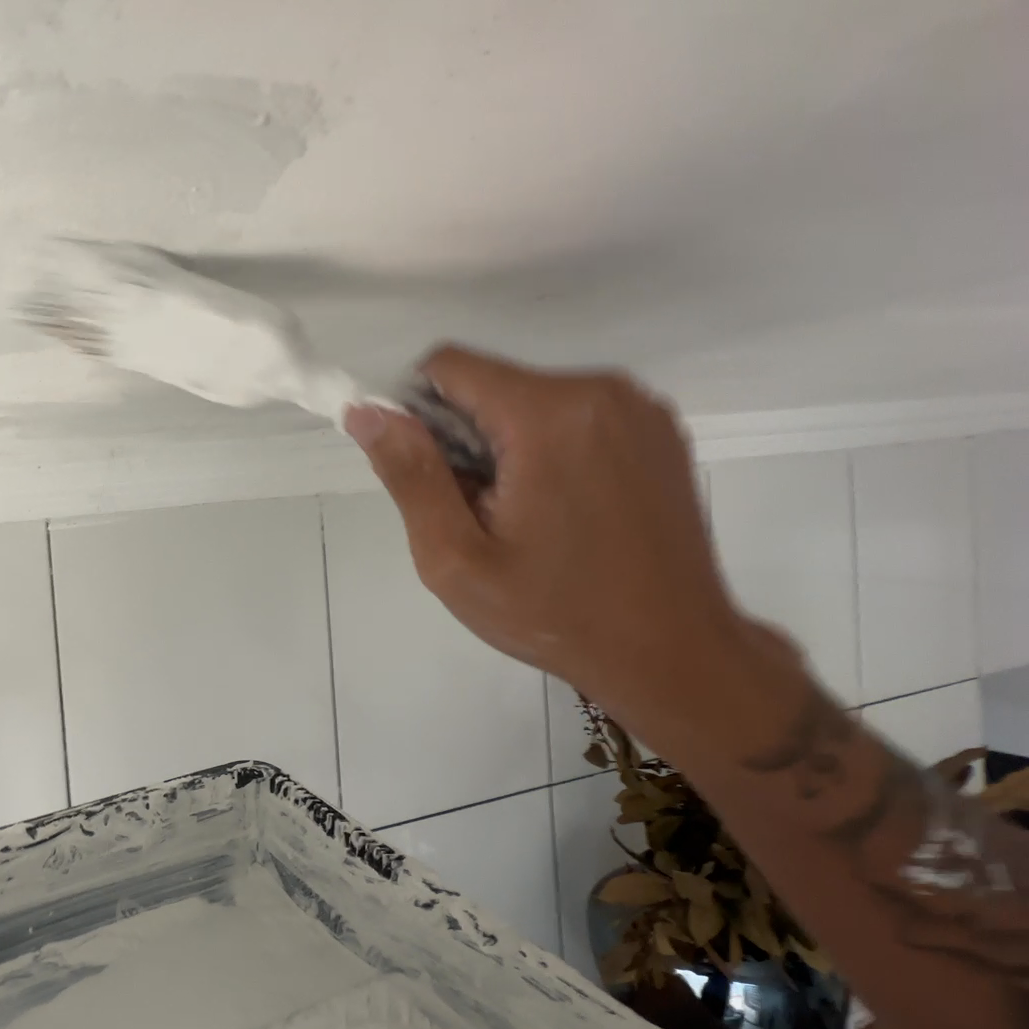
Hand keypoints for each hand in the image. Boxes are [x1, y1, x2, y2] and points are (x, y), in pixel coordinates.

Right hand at [346, 344, 759, 729]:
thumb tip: (365, 412)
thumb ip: (409, 474)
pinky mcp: (659, 431)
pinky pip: (573, 416)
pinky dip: (546, 449)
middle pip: (490, 384)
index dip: (415, 412)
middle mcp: (602, 391)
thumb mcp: (454, 556)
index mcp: (549, 416)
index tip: (426, 475)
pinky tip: (560, 511)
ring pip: (529, 400)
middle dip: (463, 438)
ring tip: (520, 518)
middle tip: (476, 514)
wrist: (673, 653)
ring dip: (504, 446)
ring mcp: (639, 409)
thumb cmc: (553, 612)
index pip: (448, 366)